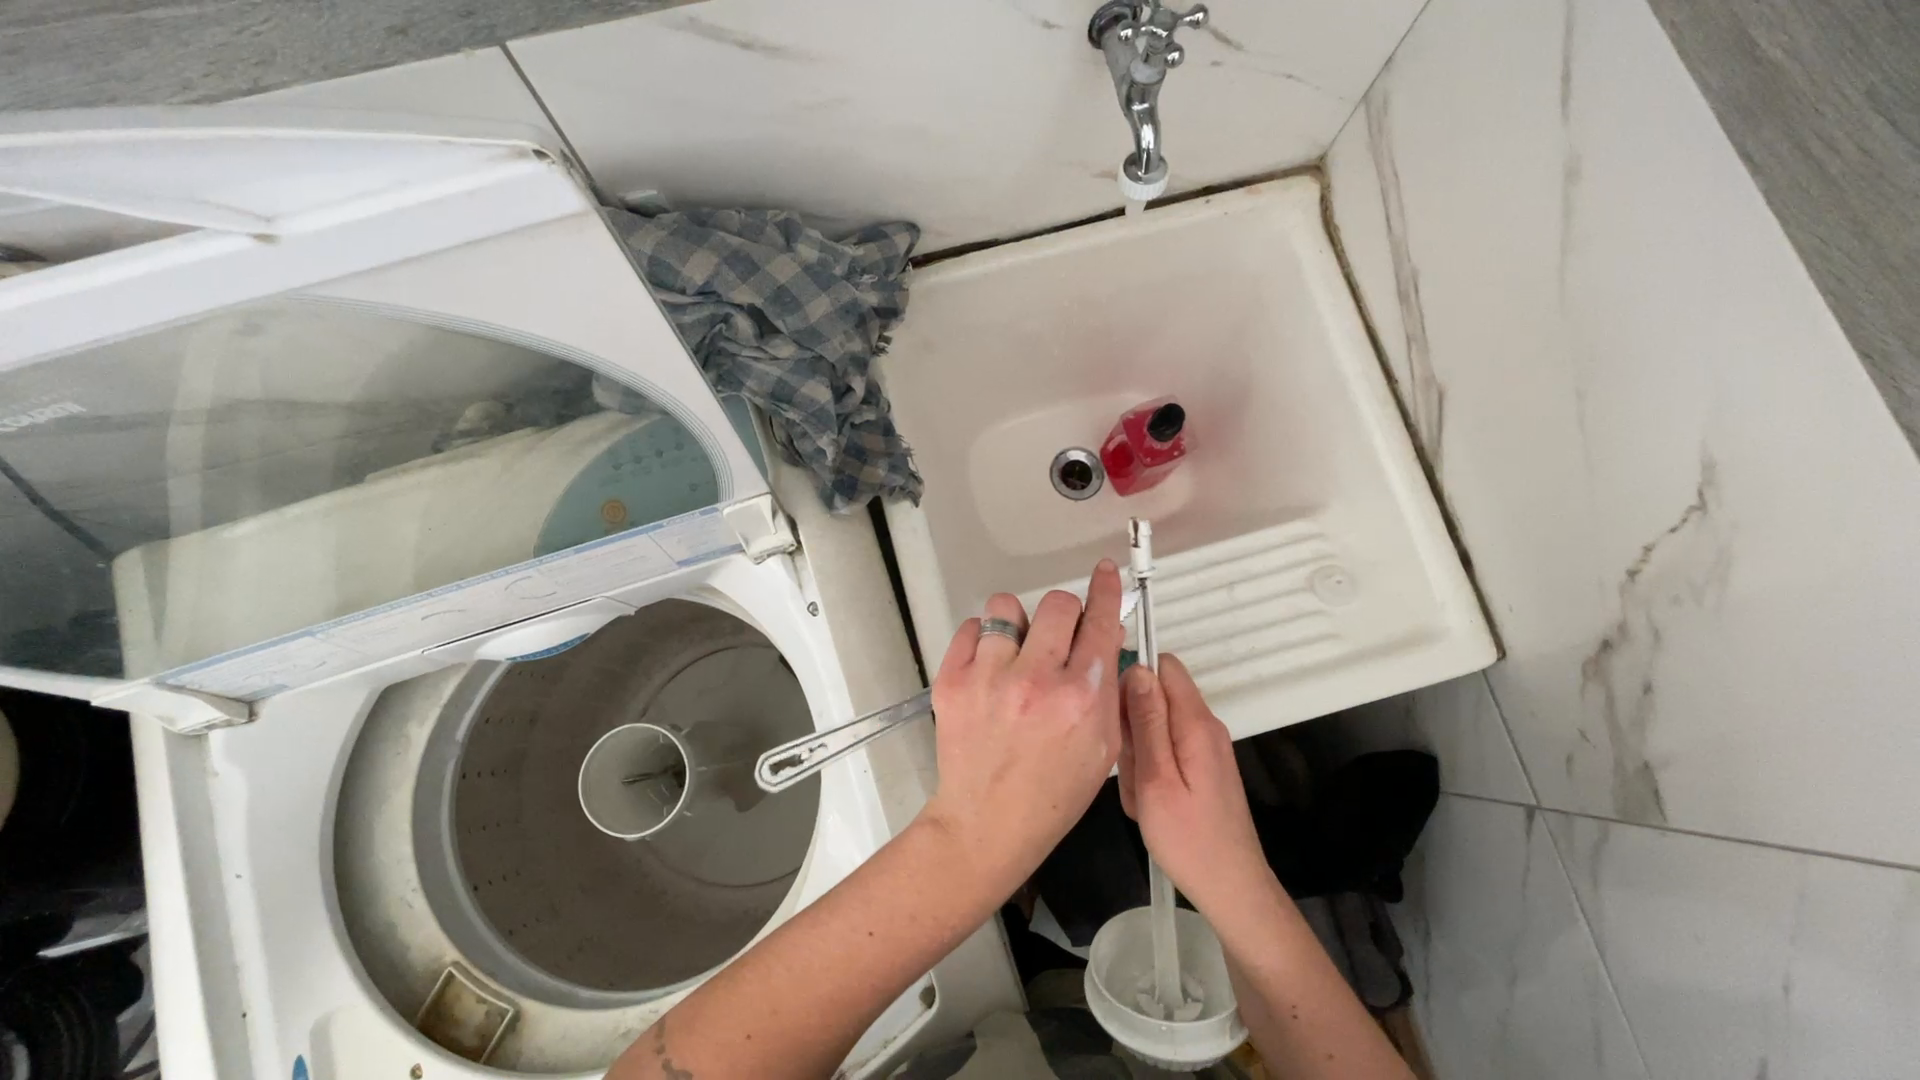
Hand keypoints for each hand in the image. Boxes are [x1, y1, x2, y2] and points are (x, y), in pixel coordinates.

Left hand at [919, 560, 1126, 896]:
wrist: (988, 823)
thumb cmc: (1052, 793)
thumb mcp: (1104, 747)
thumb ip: (1109, 689)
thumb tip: (1106, 638)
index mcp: (1081, 699)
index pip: (1100, 623)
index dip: (1106, 590)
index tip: (1105, 571)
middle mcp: (1036, 681)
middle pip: (1057, 604)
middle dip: (1065, 616)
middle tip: (1059, 639)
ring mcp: (989, 678)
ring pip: (1008, 608)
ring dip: (1019, 624)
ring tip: (1017, 653)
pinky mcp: (953, 681)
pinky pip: (972, 628)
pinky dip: (984, 640)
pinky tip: (991, 668)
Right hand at [1118, 655, 1274, 919]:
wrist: (1230, 887)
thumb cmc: (1188, 838)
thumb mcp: (1156, 779)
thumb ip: (1146, 722)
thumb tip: (1138, 668)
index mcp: (1196, 723)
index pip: (1164, 665)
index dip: (1133, 677)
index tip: (1113, 712)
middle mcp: (1205, 726)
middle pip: (1157, 696)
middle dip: (1132, 724)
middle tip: (1129, 769)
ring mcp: (1206, 747)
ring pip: (1156, 726)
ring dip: (1138, 753)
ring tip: (1138, 793)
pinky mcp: (1202, 767)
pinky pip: (1165, 750)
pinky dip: (1149, 770)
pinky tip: (1147, 801)